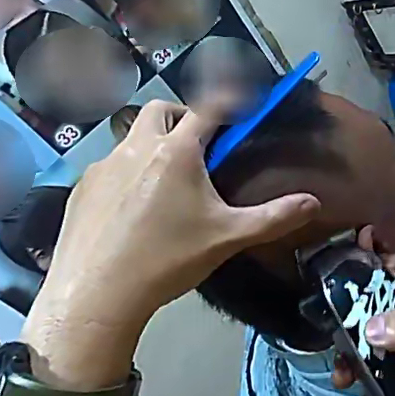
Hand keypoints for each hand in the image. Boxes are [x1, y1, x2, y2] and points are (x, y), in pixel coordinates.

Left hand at [27, 100, 318, 388]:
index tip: (242, 102)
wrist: (95, 295)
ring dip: (153, 144)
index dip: (228, 99)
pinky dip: (128, 172)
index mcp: (176, 152)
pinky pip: (110, 166)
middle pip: (160, 109)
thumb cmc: (168, 259)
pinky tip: (134, 208)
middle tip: (199, 144)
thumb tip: (313, 202)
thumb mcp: (229, 237)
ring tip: (167, 181)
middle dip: (182, 116)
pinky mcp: (81, 189)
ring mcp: (103, 167)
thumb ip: (274, 217)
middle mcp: (137, 148)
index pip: (207, 108)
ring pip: (131, 137)